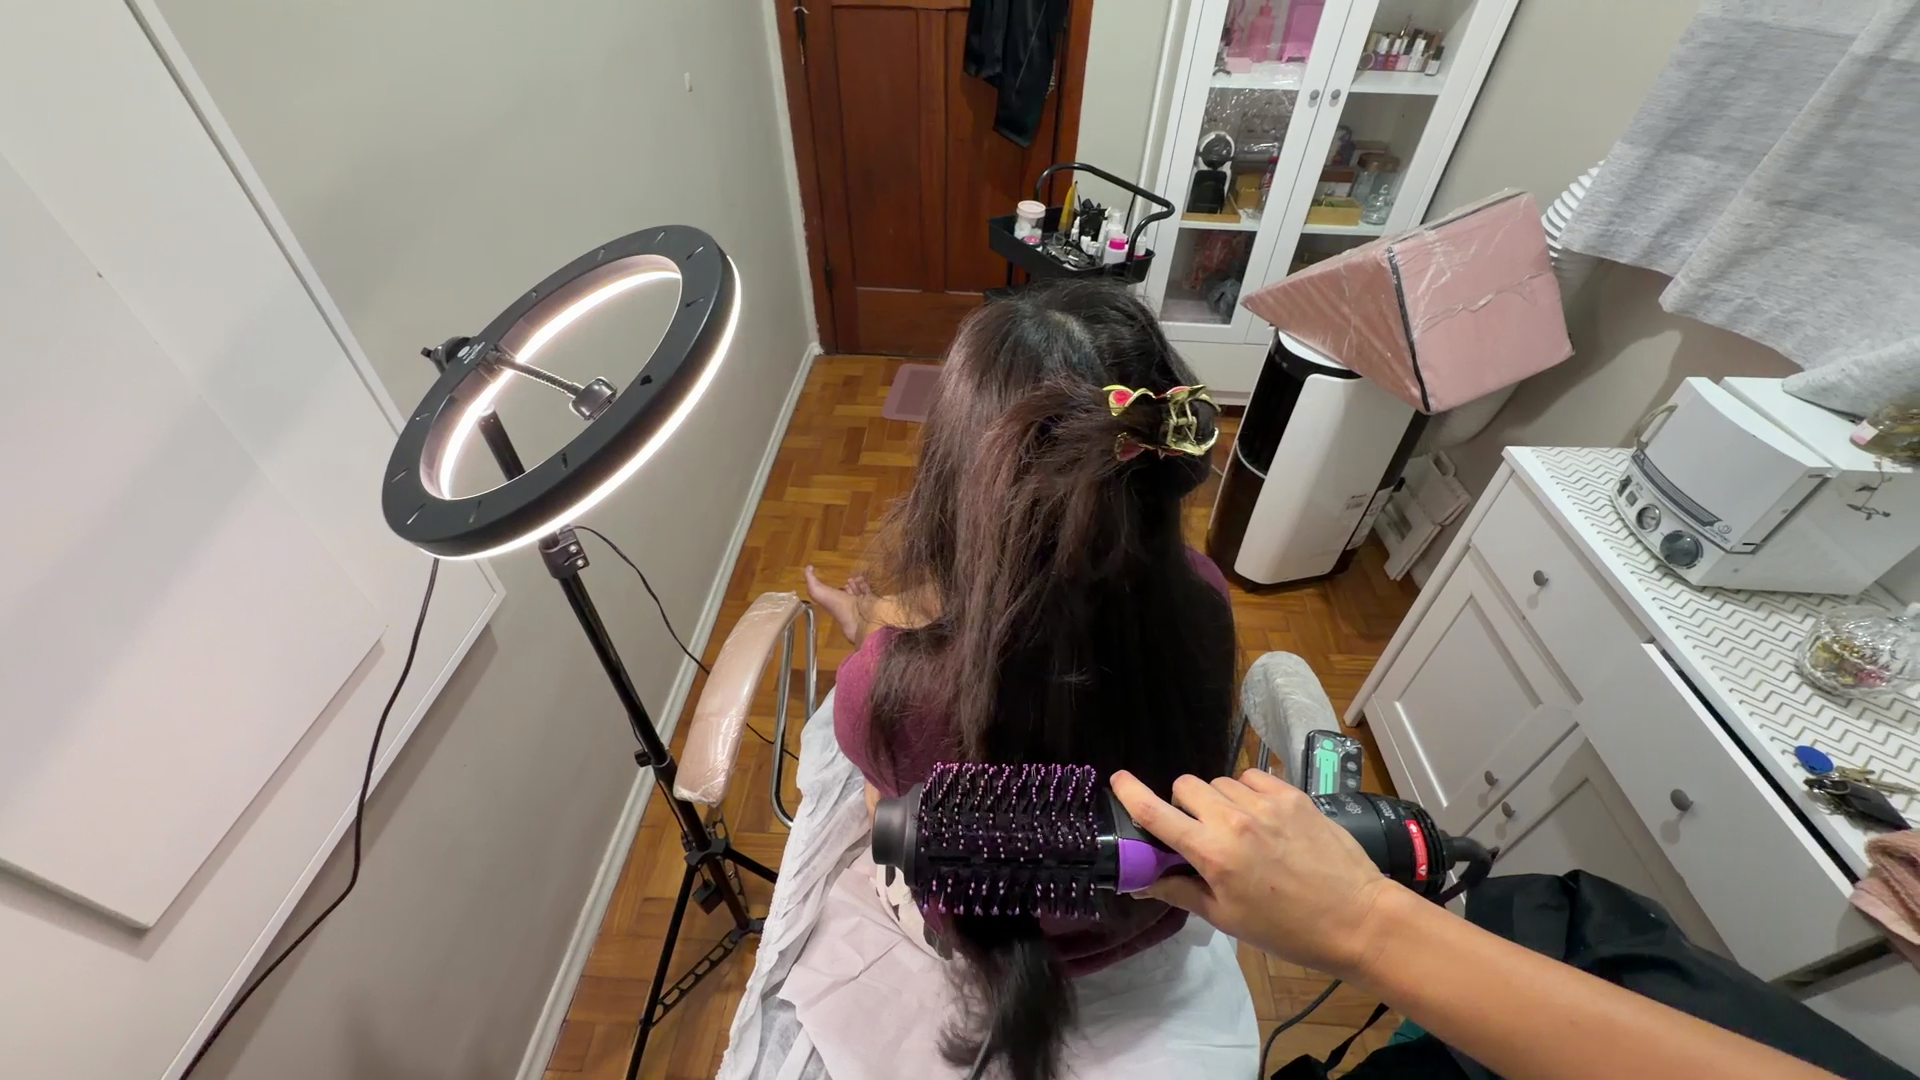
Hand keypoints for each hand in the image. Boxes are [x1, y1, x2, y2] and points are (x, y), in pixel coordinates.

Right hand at [1111, 768, 1401, 978]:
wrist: (1359, 919)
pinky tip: (1262, 816)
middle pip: (1184, 786)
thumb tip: (1139, 882)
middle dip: (1183, 804)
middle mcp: (1233, 820)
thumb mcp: (1227, 918)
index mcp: (1212, 853)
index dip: (1130, 793)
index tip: (1116, 780)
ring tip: (1239, 828)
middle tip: (1200, 831)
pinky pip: (1251, 777)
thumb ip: (1179, 891)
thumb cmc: (1287, 929)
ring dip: (1217, 800)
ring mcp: (1264, 802)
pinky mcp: (1290, 793)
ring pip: (1218, 782)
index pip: (1156, 813)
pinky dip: (1247, 792)